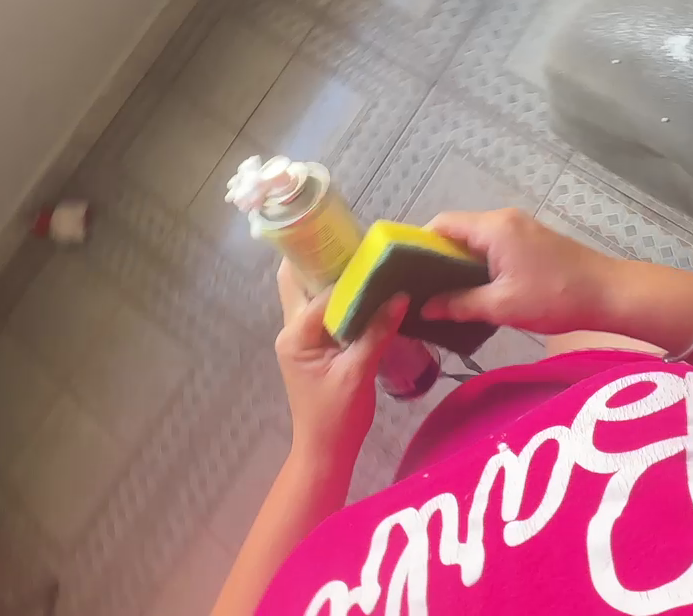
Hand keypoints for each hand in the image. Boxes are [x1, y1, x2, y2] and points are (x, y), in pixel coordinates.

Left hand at [274, 261, 408, 461]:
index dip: (346, 273)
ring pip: (309, 290)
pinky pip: (322, 307)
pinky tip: (364, 286)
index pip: (321, 291)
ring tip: (363, 256)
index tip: (370, 250)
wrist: (325, 452)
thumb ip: (377, 332)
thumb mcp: (359, 374)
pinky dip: (339, 293)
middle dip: (321, 257)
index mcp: (296, 335)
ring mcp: (300, 335)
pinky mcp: (312, 342)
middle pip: (298, 279)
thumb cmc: (337, 416)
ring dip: (330, 273)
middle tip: (355, 239)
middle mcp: (292, 329)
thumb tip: (400, 296)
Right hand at [420, 209, 618, 334]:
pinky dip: (477, 262)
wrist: (609, 294)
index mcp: (493, 227)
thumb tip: (424, 309)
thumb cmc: (554, 297)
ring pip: (474, 238)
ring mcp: (518, 227)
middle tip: (418, 287)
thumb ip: (459, 304)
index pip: (442, 224)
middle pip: (457, 230)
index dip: (419, 243)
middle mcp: (503, 218)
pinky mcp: (530, 239)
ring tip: (440, 292)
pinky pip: (491, 244)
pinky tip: (472, 288)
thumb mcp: (502, 305)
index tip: (404, 270)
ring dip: (458, 261)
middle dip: (436, 256)